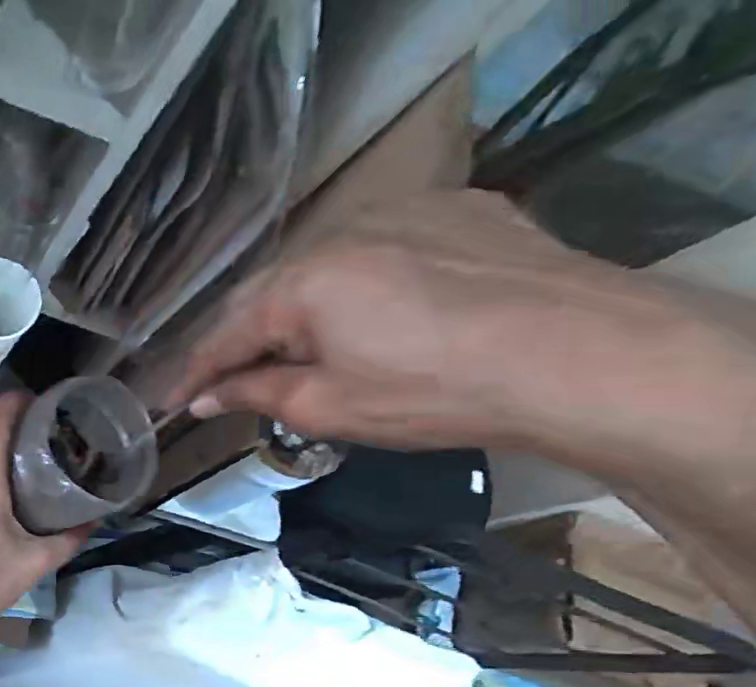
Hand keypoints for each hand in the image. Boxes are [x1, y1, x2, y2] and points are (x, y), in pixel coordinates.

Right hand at [163, 190, 740, 458]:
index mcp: (299, 285)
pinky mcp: (458, 209)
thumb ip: (254, 394)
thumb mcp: (327, 407)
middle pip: (263, 293)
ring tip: (291, 342)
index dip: (192, 374)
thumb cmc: (433, 390)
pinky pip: (378, 244)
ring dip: (293, 305)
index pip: (222, 336)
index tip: (169, 403)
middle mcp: (338, 235)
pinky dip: (354, 277)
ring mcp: (402, 213)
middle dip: (238, 337)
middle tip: (225, 377)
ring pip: (317, 264)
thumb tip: (204, 398)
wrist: (586, 354)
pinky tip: (368, 306)